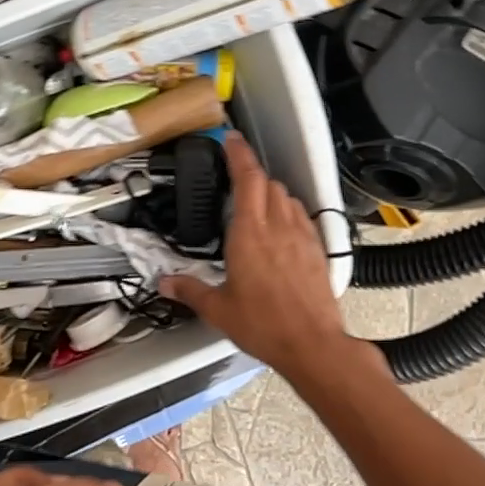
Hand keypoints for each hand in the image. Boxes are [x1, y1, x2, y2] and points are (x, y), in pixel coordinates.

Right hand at [160, 132, 386, 390]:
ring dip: (272, 194)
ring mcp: (302, 238)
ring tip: (258, 204)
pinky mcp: (318, 252)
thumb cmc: (266, 325)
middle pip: (269, 184)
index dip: (239, 154)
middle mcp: (279, 228)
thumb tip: (167, 283)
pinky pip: (303, 219)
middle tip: (238, 177)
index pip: (247, 178)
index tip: (232, 141)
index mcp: (249, 234)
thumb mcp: (217, 308)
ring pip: (288, 198)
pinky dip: (289, 215)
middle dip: (253, 175)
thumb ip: (188, 290)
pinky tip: (281, 232)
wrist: (312, 344)